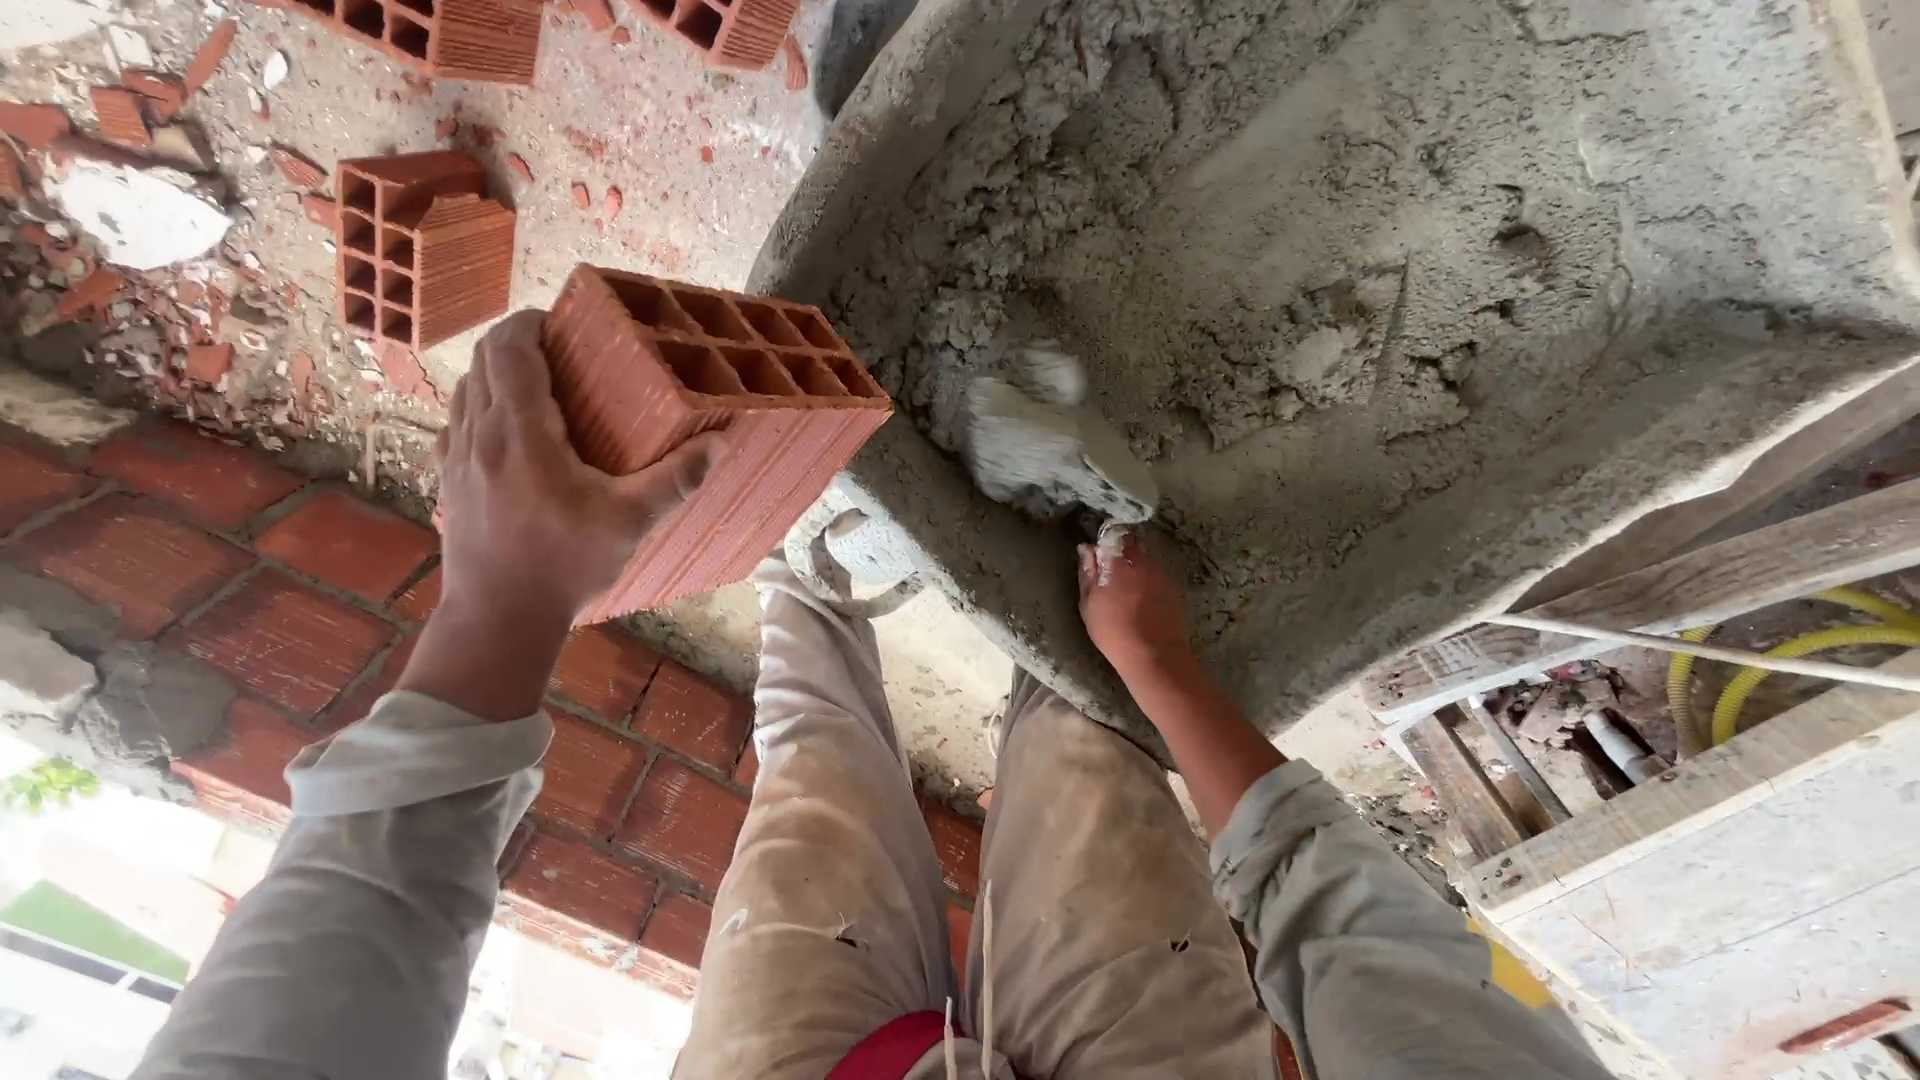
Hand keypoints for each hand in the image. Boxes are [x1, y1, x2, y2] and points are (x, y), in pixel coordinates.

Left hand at [398, 311, 725, 721]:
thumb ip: (677, 479)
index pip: (509, 348)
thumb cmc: (564, 564)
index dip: (531, 322)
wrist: (498, 616)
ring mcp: (455, 457)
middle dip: (518, 342)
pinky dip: (482, 406)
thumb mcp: (632, 521)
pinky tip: (513, 434)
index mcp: (520, 433)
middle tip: (562, 352)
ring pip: (466, 389)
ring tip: (541, 387)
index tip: (563, 323)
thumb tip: (721, 444)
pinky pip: (458, 421)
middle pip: (482, 359)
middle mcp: (479, 434)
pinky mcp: (447, 481)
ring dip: (498, 374)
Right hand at [1077, 525, 1194, 682]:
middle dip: (1123, 552)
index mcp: (1120, 561)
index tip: (1099, 556)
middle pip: (1133, 544)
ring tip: (1128, 589)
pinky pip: (1158, 576)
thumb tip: (1086, 549)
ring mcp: (1162, 574)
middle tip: (1112, 572)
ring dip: (1137, 567)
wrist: (1154, 655)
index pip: (1114, 535)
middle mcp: (1144, 561)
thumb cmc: (1113, 631)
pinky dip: (1150, 581)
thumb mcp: (1089, 604)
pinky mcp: (1174, 589)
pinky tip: (1144, 600)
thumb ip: (1088, 573)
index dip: (1106, 542)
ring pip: (1147, 560)